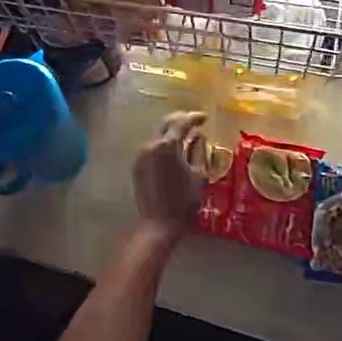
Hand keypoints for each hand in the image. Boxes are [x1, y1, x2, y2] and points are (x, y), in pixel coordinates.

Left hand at [134, 112, 206, 236]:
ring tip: (186, 137)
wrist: (158, 222)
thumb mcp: (198, 174)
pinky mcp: (137, 165)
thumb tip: (199, 135)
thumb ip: (198, 150)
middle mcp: (150, 145)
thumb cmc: (183, 200)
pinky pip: (151, 148)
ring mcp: (141, 154)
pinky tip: (173, 151)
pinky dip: (162, 145)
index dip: (194, 117)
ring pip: (157, 135)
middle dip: (180, 121)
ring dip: (171, 133)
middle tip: (194, 123)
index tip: (204, 118)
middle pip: (165, 124)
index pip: (180, 122)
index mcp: (167, 146)